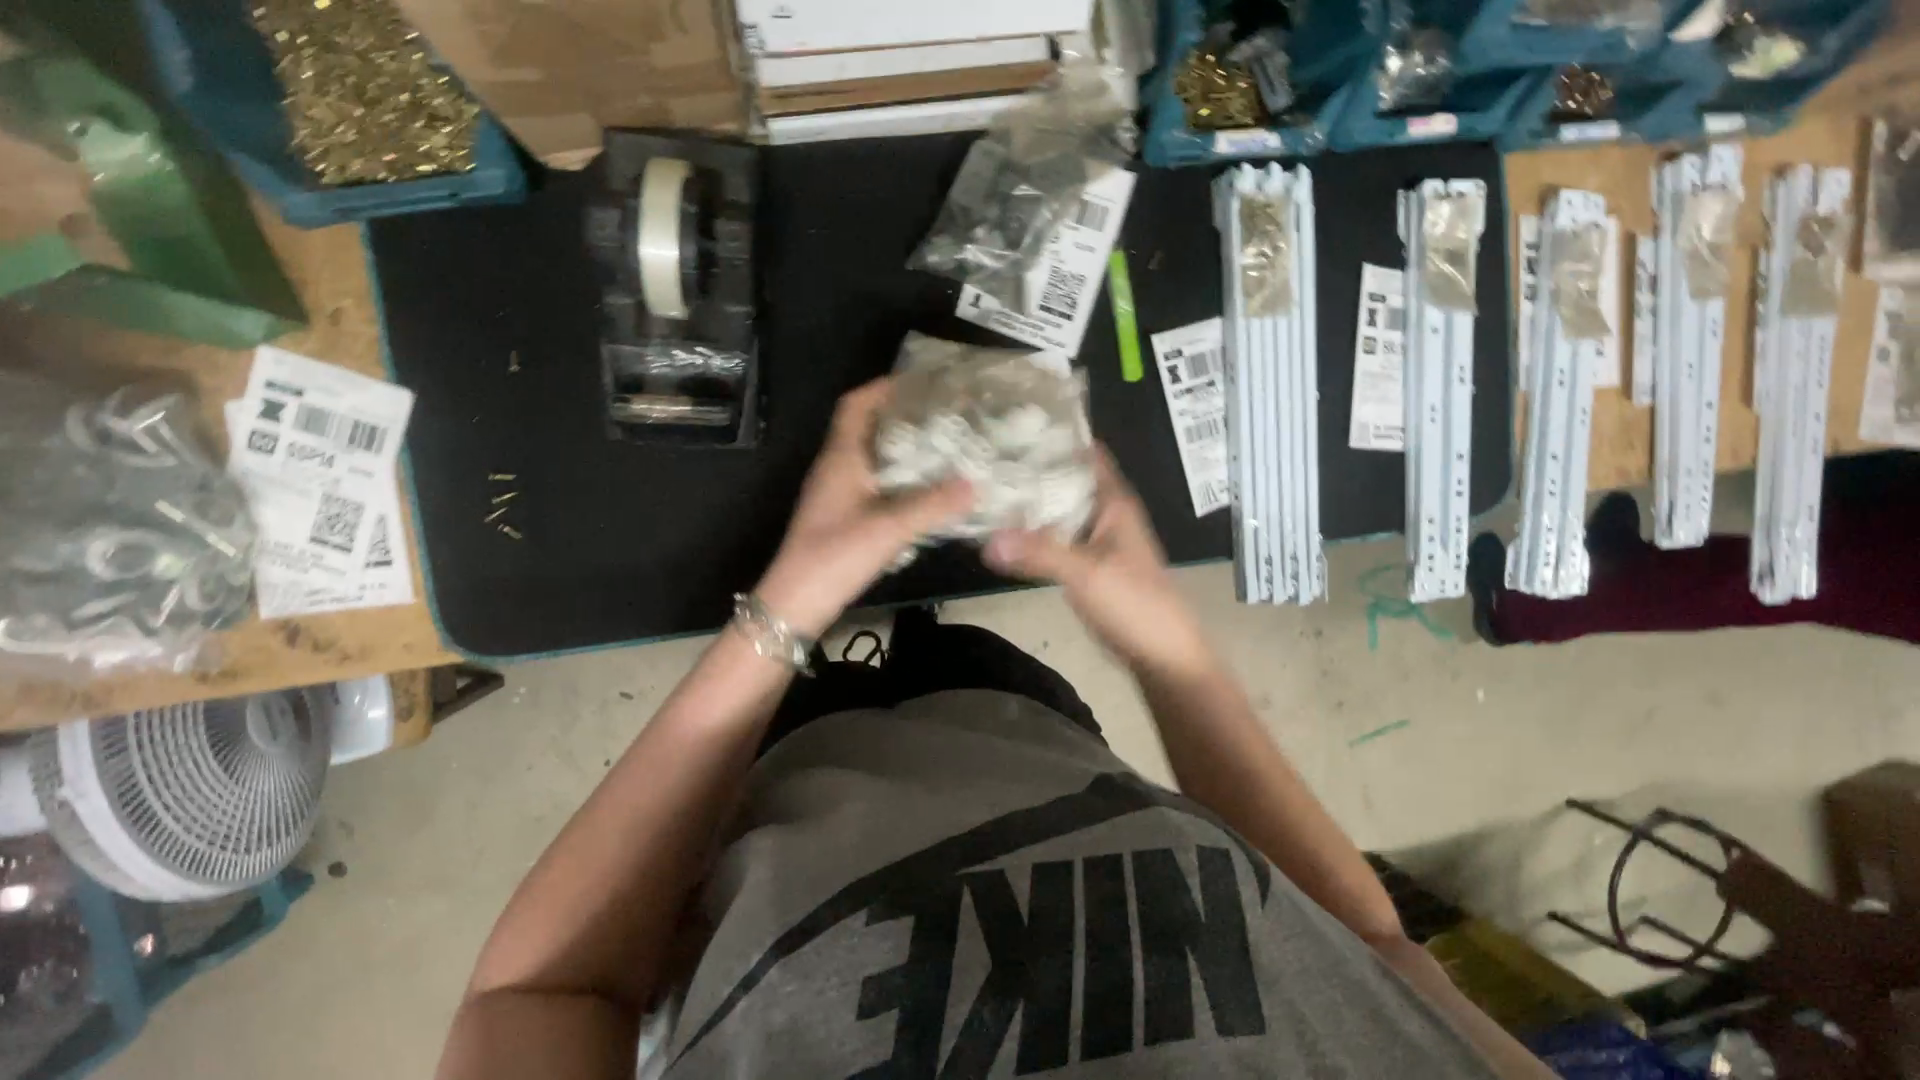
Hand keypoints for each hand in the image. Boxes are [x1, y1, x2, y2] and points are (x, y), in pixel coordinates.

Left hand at [754, 379, 972, 638]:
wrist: (795, 603)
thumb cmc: (835, 556)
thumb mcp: (890, 529)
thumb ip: (933, 505)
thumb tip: (975, 483)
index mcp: (841, 458)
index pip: (856, 405)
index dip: (884, 387)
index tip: (922, 383)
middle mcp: (835, 468)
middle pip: (867, 428)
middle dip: (904, 418)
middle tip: (945, 416)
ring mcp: (836, 494)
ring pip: (872, 458)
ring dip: (903, 450)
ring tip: (944, 448)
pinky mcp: (841, 517)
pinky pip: (874, 484)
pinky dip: (900, 479)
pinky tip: (927, 491)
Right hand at [983, 447, 1214, 677]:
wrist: (1162, 653)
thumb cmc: (1136, 603)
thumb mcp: (1087, 574)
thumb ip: (1039, 553)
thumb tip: (985, 539)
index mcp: (1114, 502)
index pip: (1085, 452)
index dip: (1055, 435)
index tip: (1012, 422)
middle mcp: (1104, 513)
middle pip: (1064, 479)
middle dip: (1030, 468)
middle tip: (981, 454)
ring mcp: (1094, 540)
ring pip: (1056, 510)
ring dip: (1028, 502)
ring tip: (983, 486)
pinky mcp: (1084, 565)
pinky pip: (1054, 539)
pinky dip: (1031, 533)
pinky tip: (1001, 531)